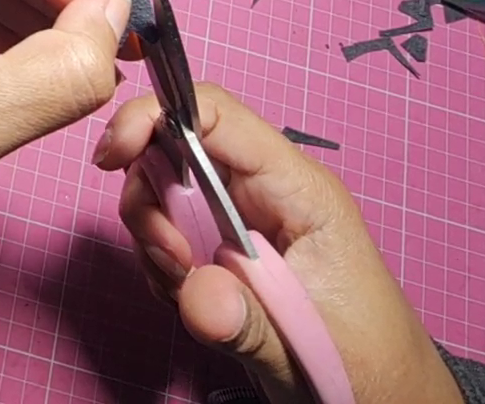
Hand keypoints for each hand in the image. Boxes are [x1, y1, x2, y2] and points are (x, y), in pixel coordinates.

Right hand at [94, 85, 462, 403]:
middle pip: (172, 146)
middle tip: (168, 259)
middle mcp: (261, 185)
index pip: (213, 113)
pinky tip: (185, 293)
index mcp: (295, 187)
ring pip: (161, 185)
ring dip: (152, 234)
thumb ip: (248, 324)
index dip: (153, 116)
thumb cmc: (371, 371)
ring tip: (181, 286)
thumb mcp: (310, 352)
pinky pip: (165, 221)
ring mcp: (238, 209)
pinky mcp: (221, 235)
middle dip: (149, 198)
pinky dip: (157, 256)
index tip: (113, 156)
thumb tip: (193, 292)